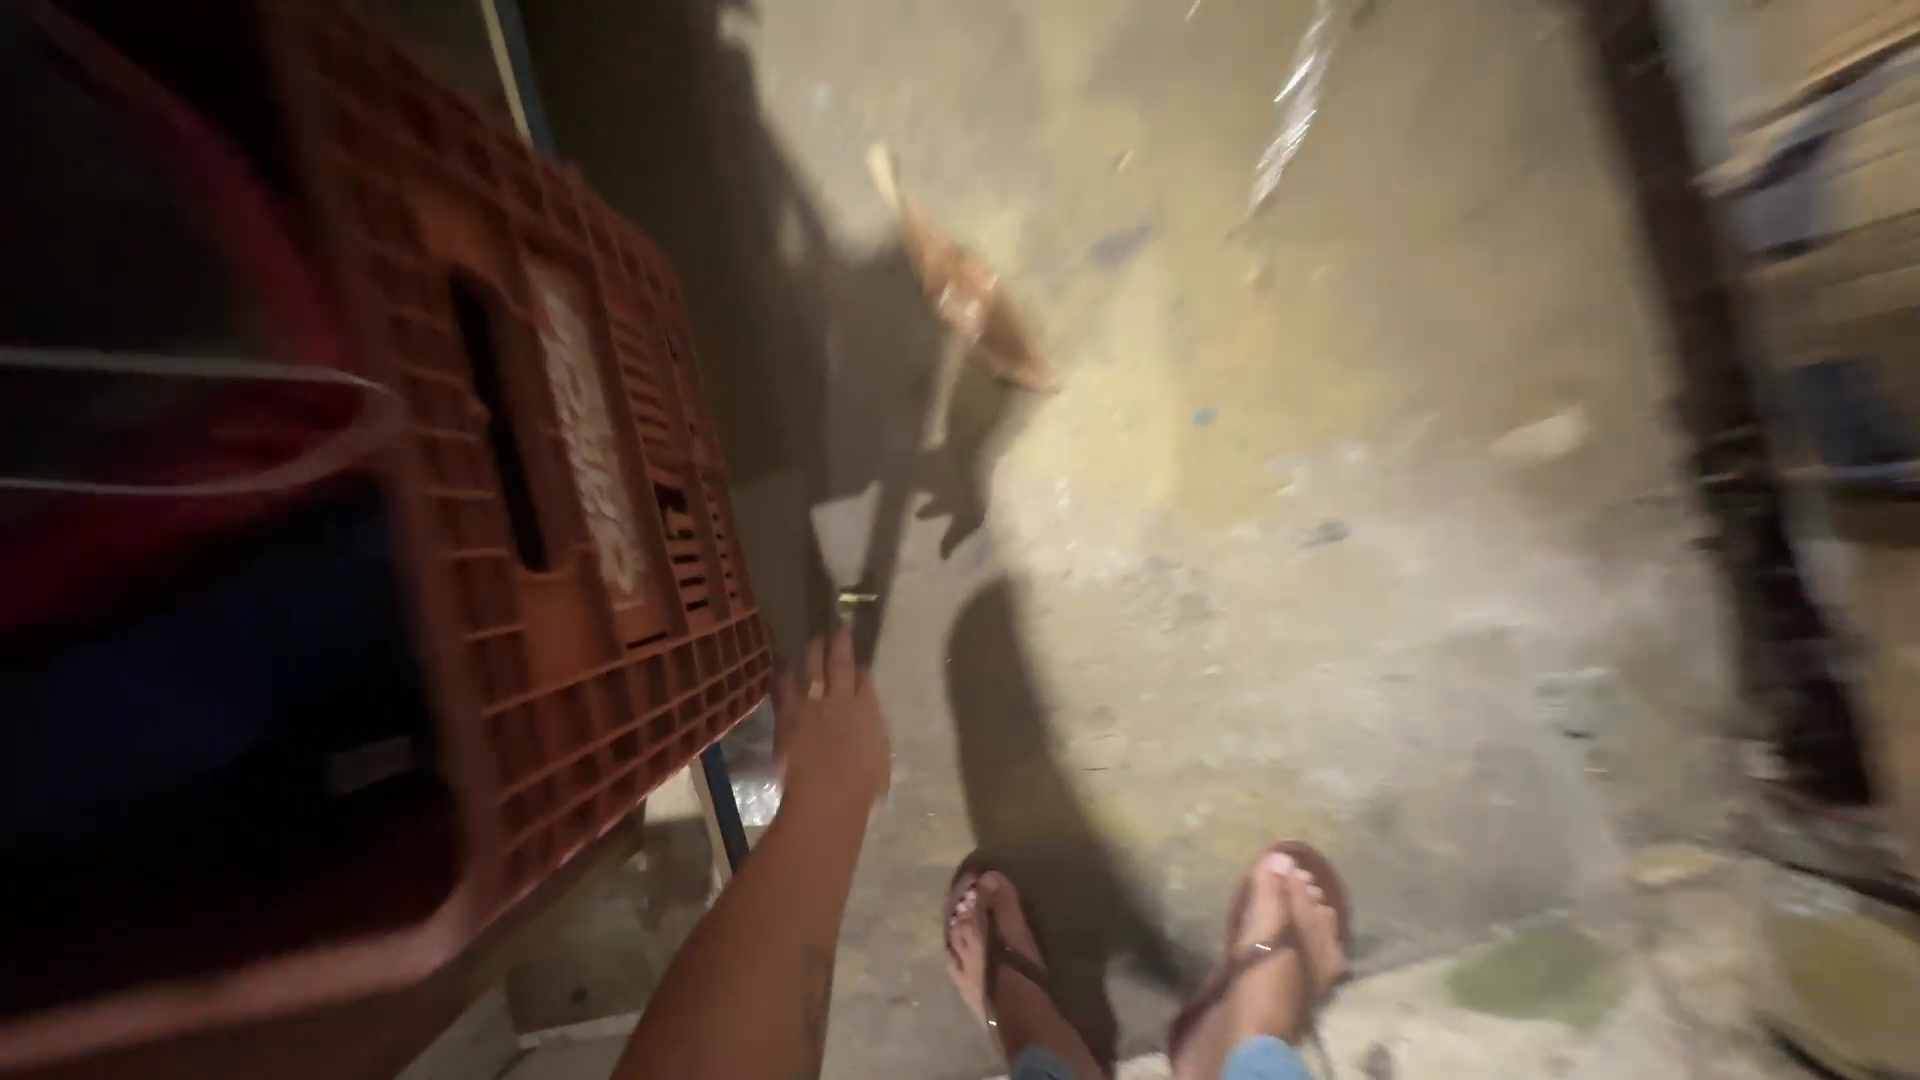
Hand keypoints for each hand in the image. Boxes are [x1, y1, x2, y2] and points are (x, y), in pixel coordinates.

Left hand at [774, 624, 890, 809]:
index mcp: (866, 709)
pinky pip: (785, 690)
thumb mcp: (880, 756)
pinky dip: (786, 677)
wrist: (825, 795)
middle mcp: (839, 699)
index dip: (860, 667)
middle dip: (839, 644)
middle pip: (839, 664)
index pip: (863, 679)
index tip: (858, 659)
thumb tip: (869, 721)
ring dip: (813, 653)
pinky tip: (785, 668)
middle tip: (837, 628)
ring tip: (814, 640)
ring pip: (812, 670)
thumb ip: (873, 733)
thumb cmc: (863, 785)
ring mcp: (811, 705)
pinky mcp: (788, 717)